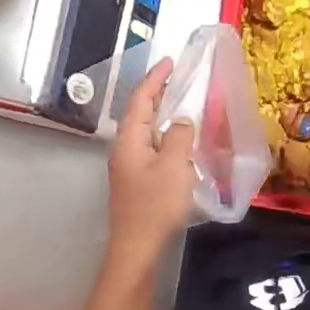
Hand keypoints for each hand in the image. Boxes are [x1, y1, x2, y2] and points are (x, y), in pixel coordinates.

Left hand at [105, 58, 194, 274]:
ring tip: (185, 111)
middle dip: (158, 96)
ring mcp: (128, 170)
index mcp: (129, 140)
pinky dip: (166, 143)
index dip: (155, 79)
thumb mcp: (174, 166)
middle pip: (140, 115)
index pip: (140, 100)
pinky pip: (152, 154)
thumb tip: (182, 120)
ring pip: (146, 136)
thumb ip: (180, 137)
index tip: (169, 61)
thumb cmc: (155, 206)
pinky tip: (182, 149)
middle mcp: (124, 151)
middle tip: (179, 82)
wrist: (137, 249)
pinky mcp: (136, 186)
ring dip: (164, 120)